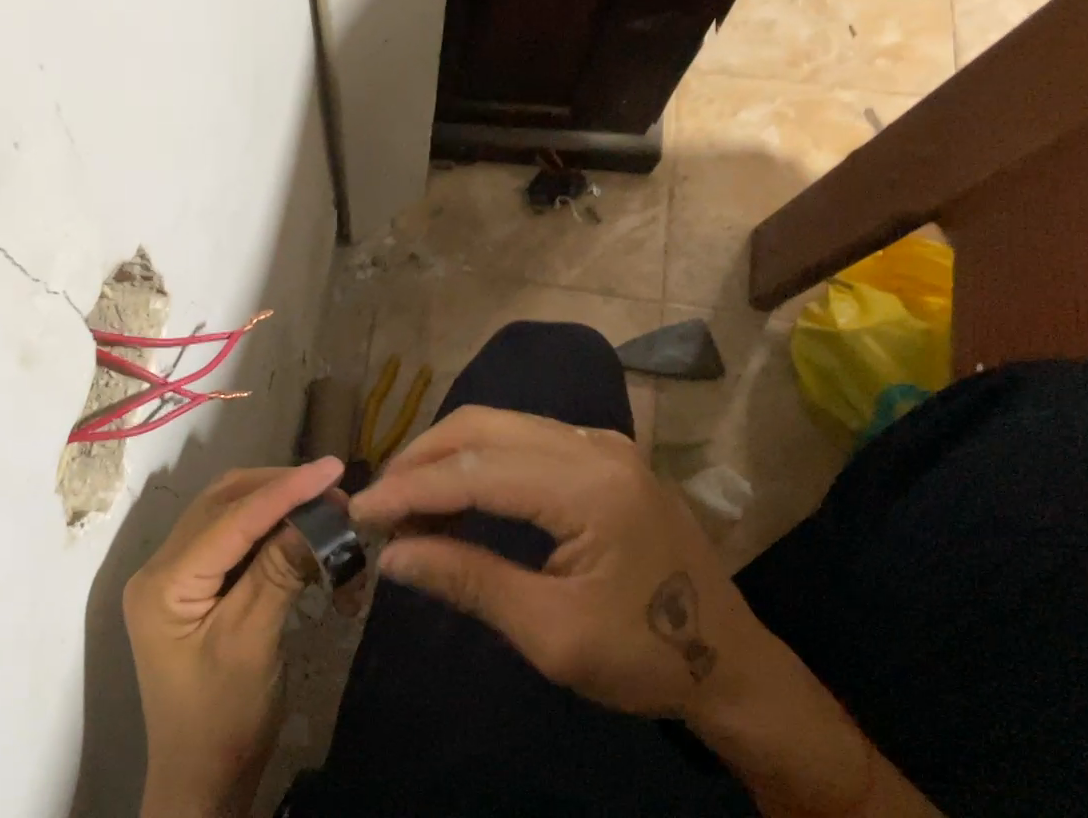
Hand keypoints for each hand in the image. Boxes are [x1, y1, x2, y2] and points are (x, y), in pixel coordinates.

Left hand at [124, 456, 344, 817]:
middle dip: (278, 490)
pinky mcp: (192, 589)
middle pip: (221, 505)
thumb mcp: (253, 642)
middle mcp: (160, 568)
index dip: (283, 491)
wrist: (202, 778)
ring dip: (273, 506)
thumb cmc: (223, 719)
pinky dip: (266, 531)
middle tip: (332, 489)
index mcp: (163, 583)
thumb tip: (316, 515)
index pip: (230, 520)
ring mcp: (173, 577)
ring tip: (323, 505)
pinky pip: (229, 542)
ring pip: (225, 516)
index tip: (331, 469)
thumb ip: (277, 571)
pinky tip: (299, 532)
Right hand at [348, 407, 760, 719]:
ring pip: (498, 425)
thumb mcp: (550, 632)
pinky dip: (478, 460)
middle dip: (420, 462)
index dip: (408, 491)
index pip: (474, 471)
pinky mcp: (603, 455)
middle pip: (481, 427)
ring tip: (408, 505)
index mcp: (588, 487)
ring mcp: (602, 444)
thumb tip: (390, 556)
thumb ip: (467, 580)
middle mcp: (594, 446)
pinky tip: (457, 496)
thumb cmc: (645, 656)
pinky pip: (522, 438)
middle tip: (379, 507)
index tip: (357, 514)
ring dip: (446, 458)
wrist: (730, 662)